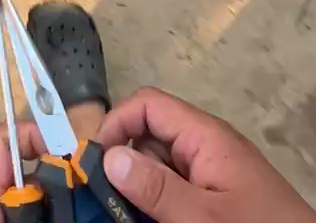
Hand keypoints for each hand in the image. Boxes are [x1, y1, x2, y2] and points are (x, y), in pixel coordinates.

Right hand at [94, 87, 315, 222]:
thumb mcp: (203, 218)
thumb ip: (156, 188)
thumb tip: (108, 156)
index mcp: (205, 136)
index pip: (149, 105)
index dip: (117, 124)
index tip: (94, 164)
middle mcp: (208, 148)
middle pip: (151, 137)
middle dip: (124, 165)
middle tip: (102, 203)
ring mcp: (216, 176)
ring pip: (162, 169)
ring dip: (141, 191)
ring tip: (124, 217)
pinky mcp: (221, 202)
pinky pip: (180, 192)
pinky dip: (161, 206)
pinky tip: (152, 222)